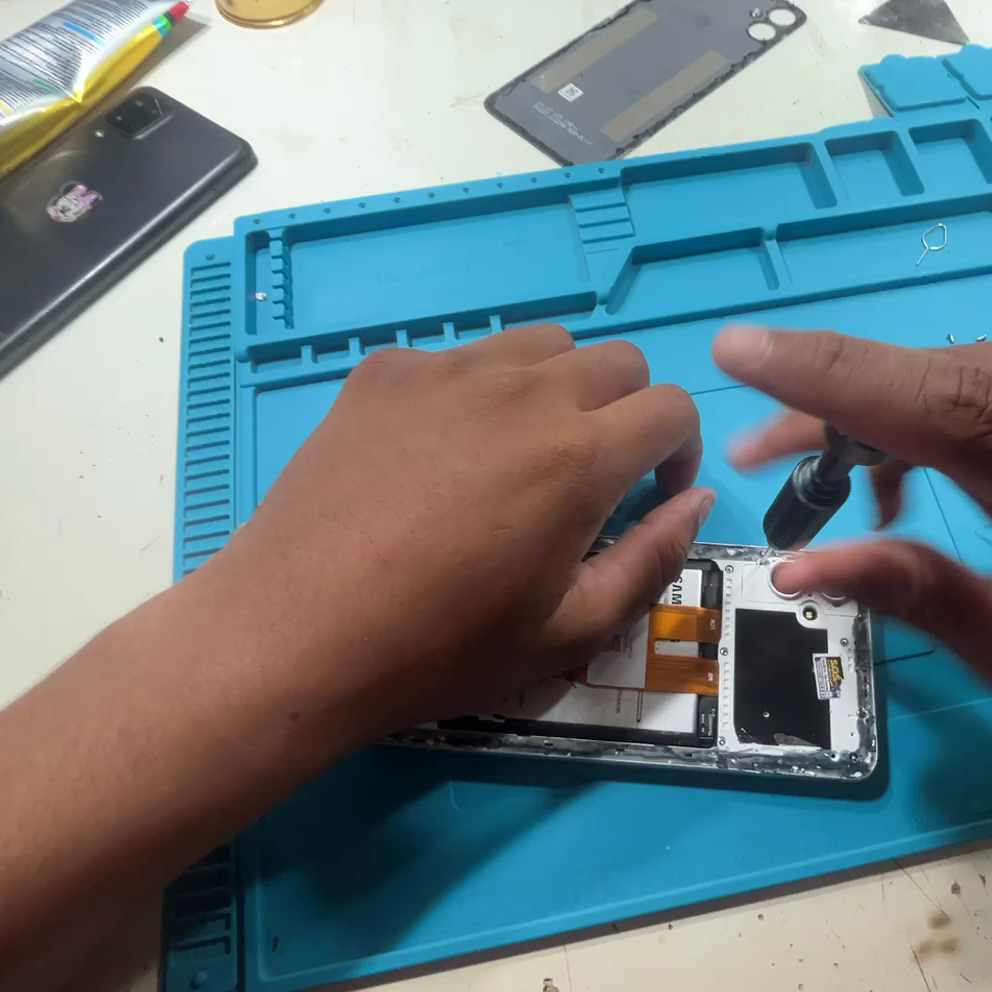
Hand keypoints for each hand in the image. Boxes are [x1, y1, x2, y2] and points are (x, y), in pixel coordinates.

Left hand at [180, 325, 710, 744]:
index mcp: (579, 453)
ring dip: (561, 390)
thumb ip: (654, 557)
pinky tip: (443, 451)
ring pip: (544, 345)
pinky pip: (464, 357)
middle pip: (618, 362)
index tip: (652, 493)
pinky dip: (483, 391)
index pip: (672, 408)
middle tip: (593, 477)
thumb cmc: (444, 646)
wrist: (296, 634)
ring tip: (524, 454)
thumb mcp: (573, 627)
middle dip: (629, 414)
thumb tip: (695, 499)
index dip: (679, 450)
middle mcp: (522, 389)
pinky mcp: (385, 371)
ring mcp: (447, 370)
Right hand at [713, 317, 991, 736]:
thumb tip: (795, 564)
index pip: (962, 407)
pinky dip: (955, 411)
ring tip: (869, 494)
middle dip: (841, 414)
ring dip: (898, 420)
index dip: (839, 379)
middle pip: (949, 378)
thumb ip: (917, 598)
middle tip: (765, 458)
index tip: (739, 353)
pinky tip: (953, 470)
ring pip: (970, 366)